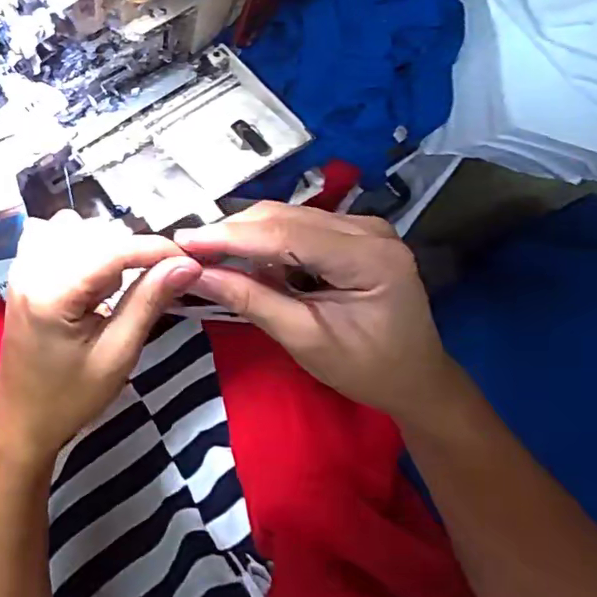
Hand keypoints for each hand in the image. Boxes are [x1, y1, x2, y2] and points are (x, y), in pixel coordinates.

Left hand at [0, 212, 201, 474]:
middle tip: (153, 281)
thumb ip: (148, 301)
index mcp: (52, 293)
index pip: (111, 249)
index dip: (155, 249)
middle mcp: (30, 269)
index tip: (188, 260)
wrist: (22, 415)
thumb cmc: (70, 395)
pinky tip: (86, 274)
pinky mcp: (19, 270)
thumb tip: (186, 264)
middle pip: (92, 232)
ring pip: (70, 226)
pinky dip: (75, 243)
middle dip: (129, 249)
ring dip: (101, 245)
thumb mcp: (118, 354)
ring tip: (112, 286)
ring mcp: (20, 267)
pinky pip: (49, 234)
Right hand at [173, 202, 464, 424]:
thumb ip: (248, 299)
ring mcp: (361, 226)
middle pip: (281, 218)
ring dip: (240, 232)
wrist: (415, 380)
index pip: (285, 235)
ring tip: (204, 252)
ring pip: (282, 215)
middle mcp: (368, 230)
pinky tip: (237, 252)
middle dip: (229, 232)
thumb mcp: (303, 338)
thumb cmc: (365, 368)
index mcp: (370, 258)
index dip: (228, 236)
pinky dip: (259, 236)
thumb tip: (192, 273)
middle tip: (184, 250)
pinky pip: (292, 223)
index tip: (180, 242)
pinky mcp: (349, 231)